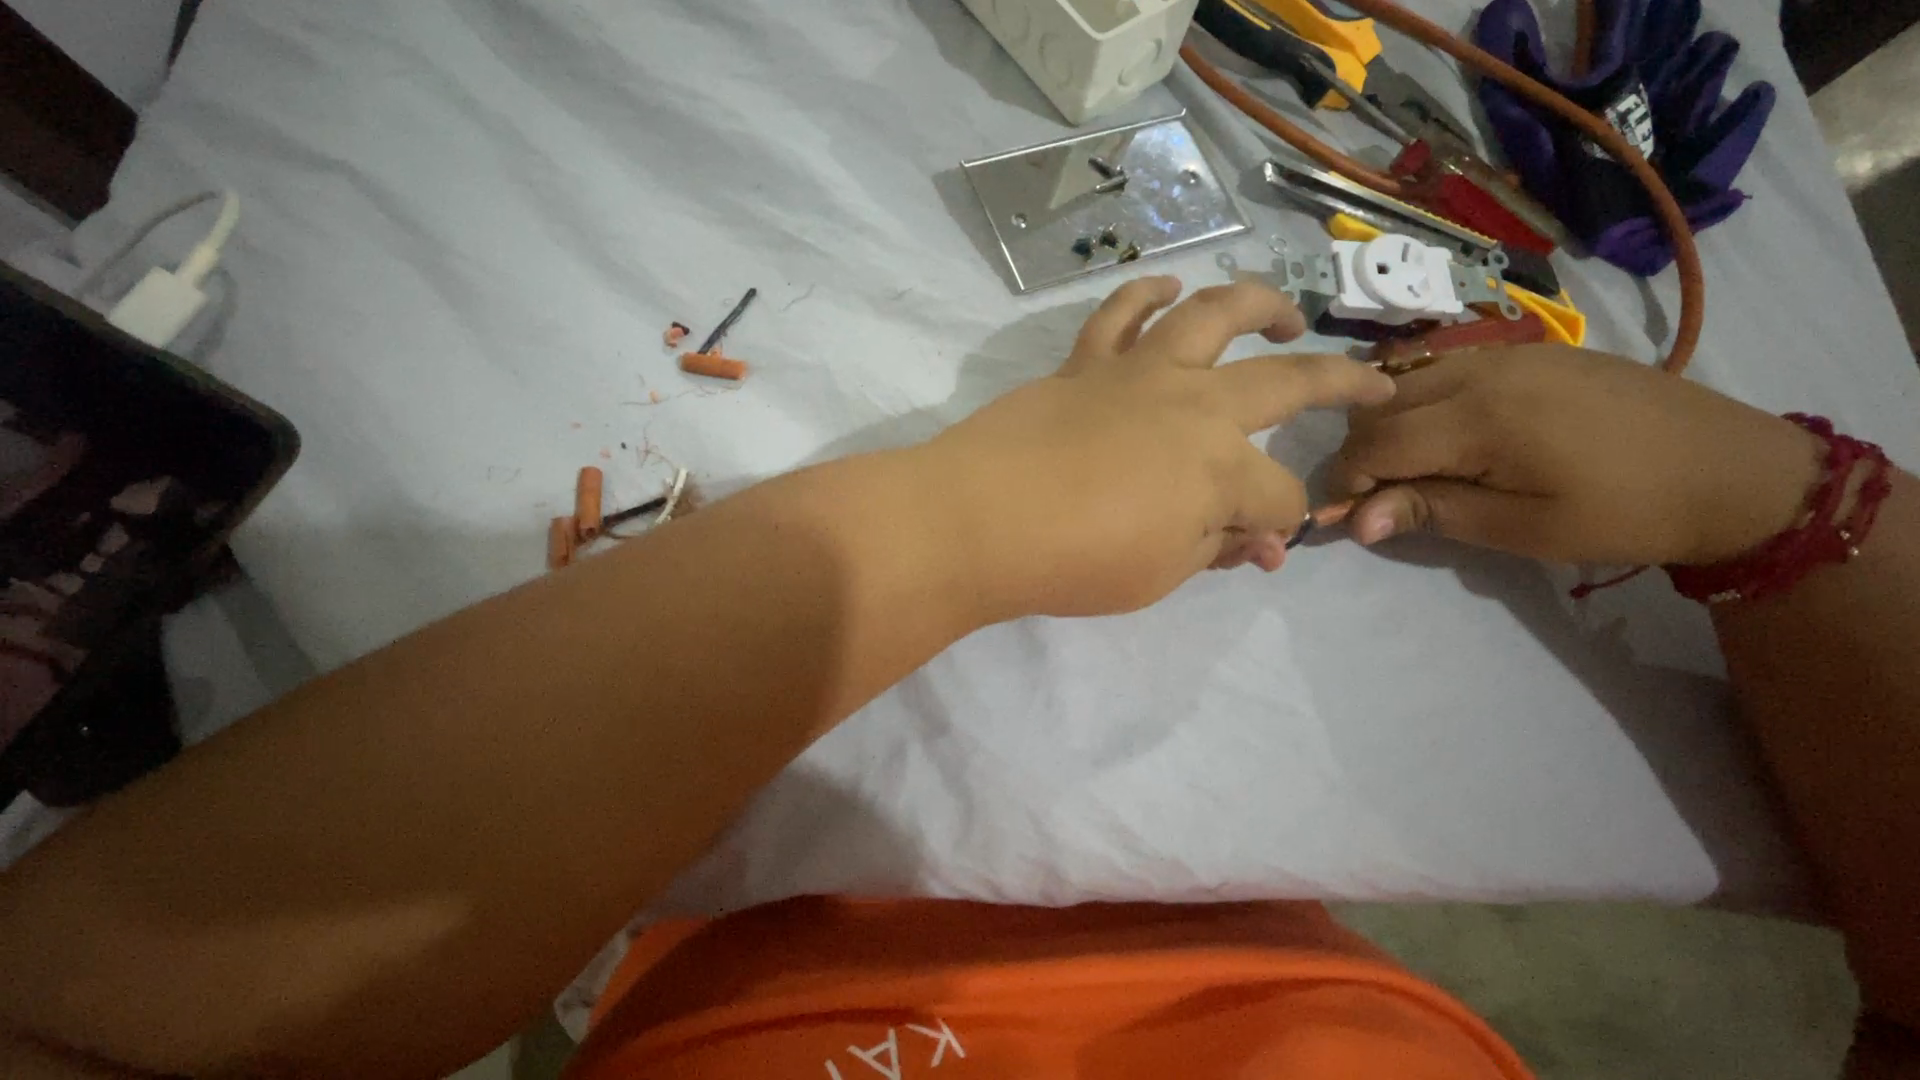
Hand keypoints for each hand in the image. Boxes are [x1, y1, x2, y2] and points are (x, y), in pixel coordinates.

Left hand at [919, 277, 1394, 617]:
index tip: (1262, 545)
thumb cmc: (1073, 562)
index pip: (1279, 497)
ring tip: (1283, 311)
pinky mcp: (1084, 363)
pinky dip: (1146, 295)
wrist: (977, 520)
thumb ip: (1214, 548)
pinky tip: (1165, 288)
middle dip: (1341, 383)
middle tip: (1369, 385)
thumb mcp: (1160, 575)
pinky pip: (1120, 313)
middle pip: (1287, 383)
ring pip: (1213, 314)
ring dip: (1259, 303)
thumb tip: (1257, 544)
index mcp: (1221, 468)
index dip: (1280, 525)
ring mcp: (1139, 373)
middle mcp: (1195, 404)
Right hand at [1331, 345, 1824, 564]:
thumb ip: (1432, 511)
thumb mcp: (1523, 527)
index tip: (1343, 520)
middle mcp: (1481, 369)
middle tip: (1378, 500)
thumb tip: (1353, 521)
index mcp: (1480, 417)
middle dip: (1360, 454)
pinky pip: (1445, 369)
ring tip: (1412, 471)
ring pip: (1405, 382)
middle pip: (1378, 406)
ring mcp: (1506, 353)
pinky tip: (1450, 437)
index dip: (1346, 483)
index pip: (1373, 444)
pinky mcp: (1528, 351)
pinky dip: (1423, 404)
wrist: (1735, 469)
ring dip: (1388, 426)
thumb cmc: (1625, 512)